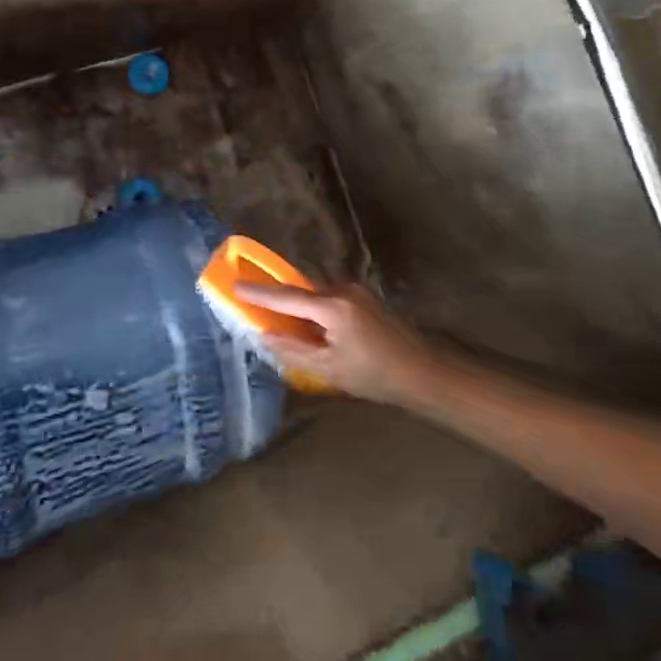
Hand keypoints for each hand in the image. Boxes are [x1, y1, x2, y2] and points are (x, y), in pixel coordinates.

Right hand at [233, 282, 440, 405]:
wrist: (426, 374)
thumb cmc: (376, 376)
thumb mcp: (329, 369)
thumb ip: (293, 350)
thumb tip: (264, 336)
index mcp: (332, 307)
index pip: (286, 296)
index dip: (259, 293)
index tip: (235, 285)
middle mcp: (343, 291)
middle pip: (300, 291)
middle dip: (278, 298)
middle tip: (255, 304)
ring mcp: (356, 293)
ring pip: (315, 295)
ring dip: (298, 306)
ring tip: (282, 323)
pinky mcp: (365, 300)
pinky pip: (329, 299)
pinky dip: (314, 310)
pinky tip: (311, 328)